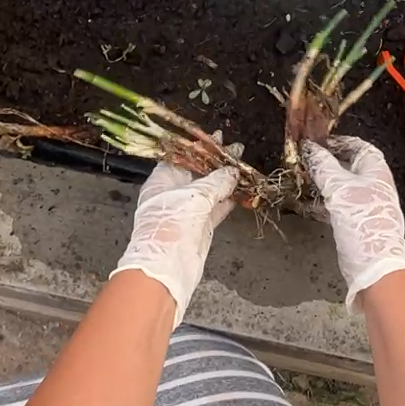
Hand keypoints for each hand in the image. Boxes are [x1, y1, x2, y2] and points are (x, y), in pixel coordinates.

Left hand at [111, 163, 239, 328]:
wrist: (166, 267)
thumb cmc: (170, 226)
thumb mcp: (195, 197)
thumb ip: (216, 181)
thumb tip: (232, 172)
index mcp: (162, 181)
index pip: (182, 157)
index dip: (200, 147)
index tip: (217, 137)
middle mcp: (172, 194)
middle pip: (197, 172)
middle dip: (216, 162)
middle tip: (236, 150)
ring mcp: (186, 211)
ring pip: (209, 190)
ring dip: (225, 180)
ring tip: (242, 167)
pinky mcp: (199, 227)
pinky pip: (215, 208)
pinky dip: (227, 200)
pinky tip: (240, 191)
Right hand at [303, 136, 404, 307]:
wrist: (373, 263)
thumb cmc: (362, 221)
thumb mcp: (338, 187)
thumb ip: (322, 165)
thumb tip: (309, 147)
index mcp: (376, 171)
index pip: (359, 146)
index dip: (339, 141)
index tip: (319, 142)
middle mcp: (373, 185)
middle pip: (349, 166)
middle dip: (327, 162)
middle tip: (307, 160)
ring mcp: (365, 204)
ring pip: (341, 186)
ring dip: (323, 182)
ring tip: (303, 179)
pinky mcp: (356, 222)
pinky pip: (338, 205)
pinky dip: (323, 202)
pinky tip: (307, 204)